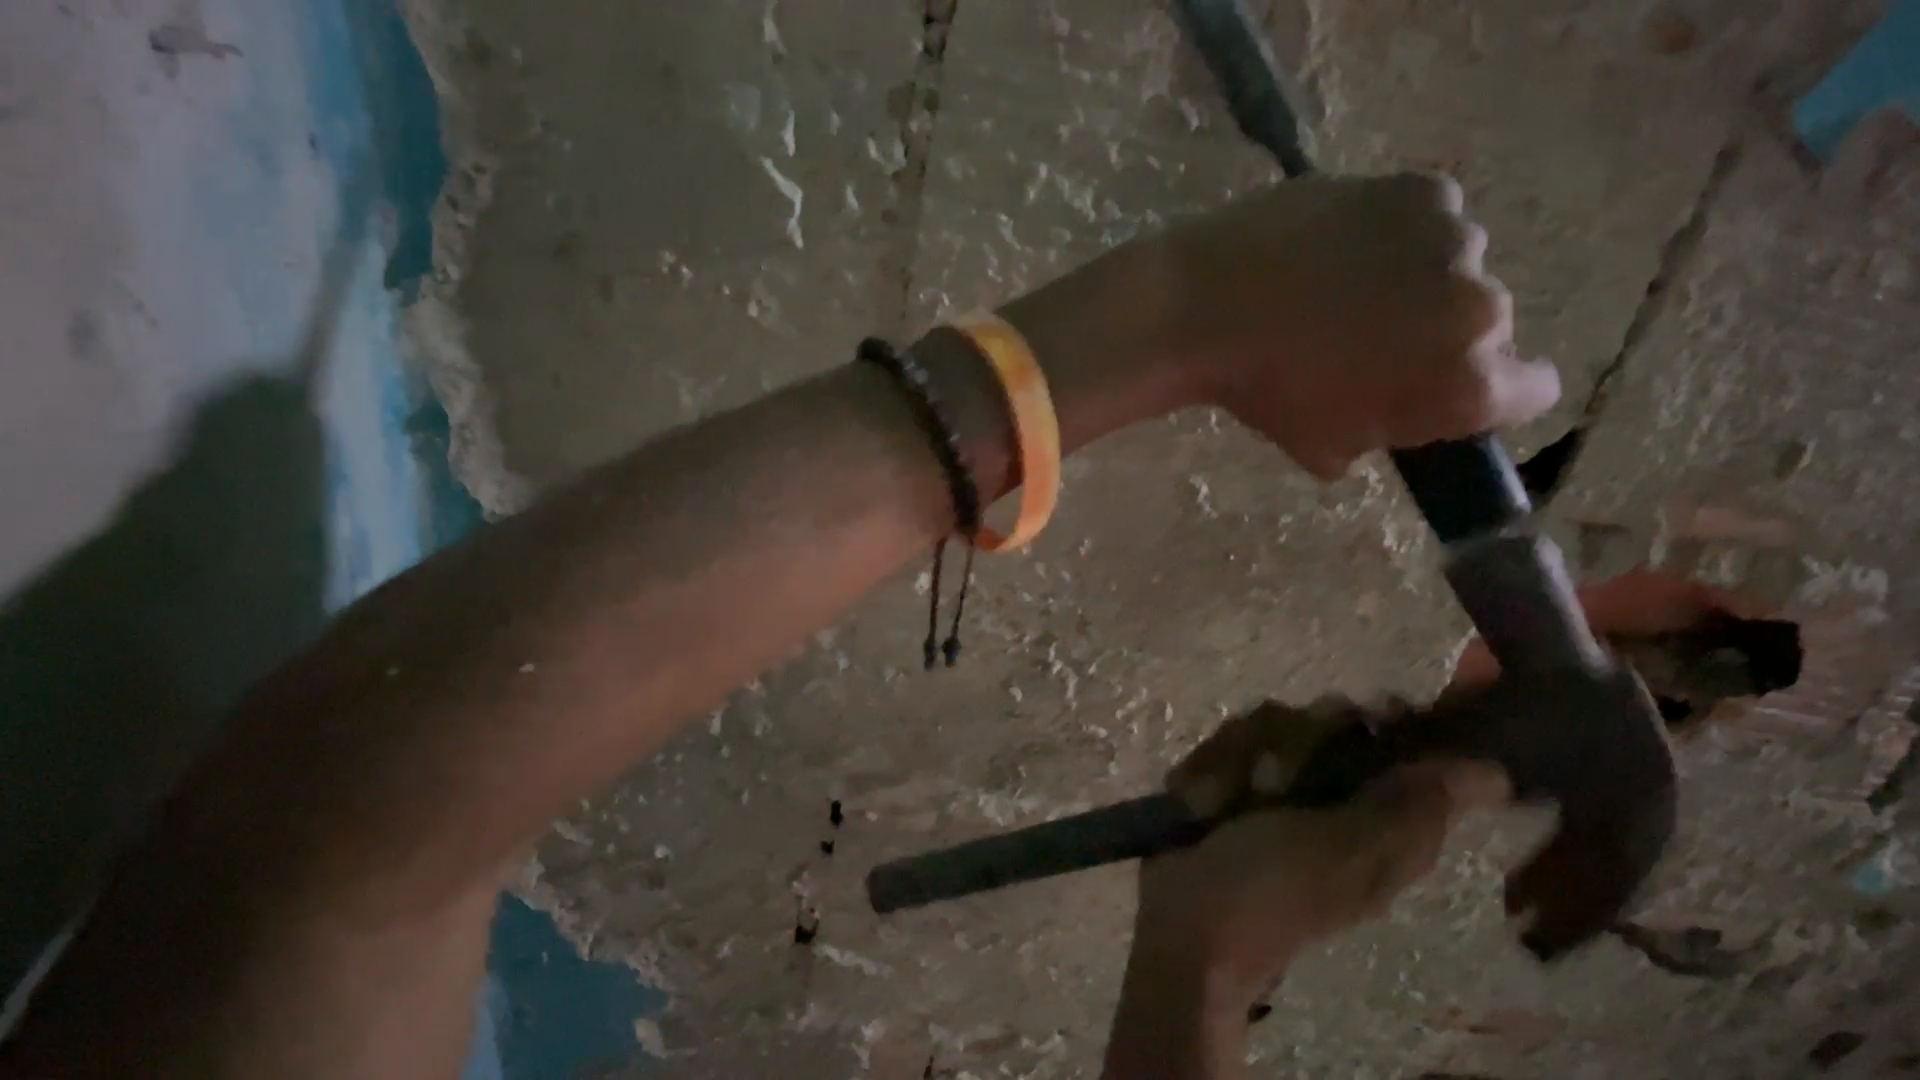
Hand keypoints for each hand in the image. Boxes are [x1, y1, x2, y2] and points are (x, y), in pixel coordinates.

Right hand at [1134, 700, 1508, 1010]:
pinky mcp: (1232, 781)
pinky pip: (1230, 741)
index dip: (1414, 717)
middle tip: (1277, 774)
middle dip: (1298, 738)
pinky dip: (1212, 766)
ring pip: (1274, 723)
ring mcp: (1279, 786)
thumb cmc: (1272, 892)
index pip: (1416, 748)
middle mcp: (1337, 795)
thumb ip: (1411, 807)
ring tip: (1228, 798)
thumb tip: (1495, 775)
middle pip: (1334, 719)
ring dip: (1244, 755)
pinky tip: (1204, 798)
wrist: (1183, 927)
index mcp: (1383, 819)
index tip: (1383, 706)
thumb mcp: (1348, 852)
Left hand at [1167, 174, 1559, 476]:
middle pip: (1487, 325)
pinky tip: (1345, 242)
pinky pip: (1429, 215)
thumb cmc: (1266, 390)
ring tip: (1351, 283)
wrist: (1209, 307)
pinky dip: (1398, 229)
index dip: (1495, 393)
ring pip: (1458, 265)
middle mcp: (1481, 309)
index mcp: (1467, 385)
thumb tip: (1395, 416)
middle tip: (1379, 334)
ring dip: (1422, 276)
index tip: (1456, 386)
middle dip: (1443, 334)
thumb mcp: (1328, 445)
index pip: (1530, 390)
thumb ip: (1387, 432)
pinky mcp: (1421, 189)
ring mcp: (1454, 241)